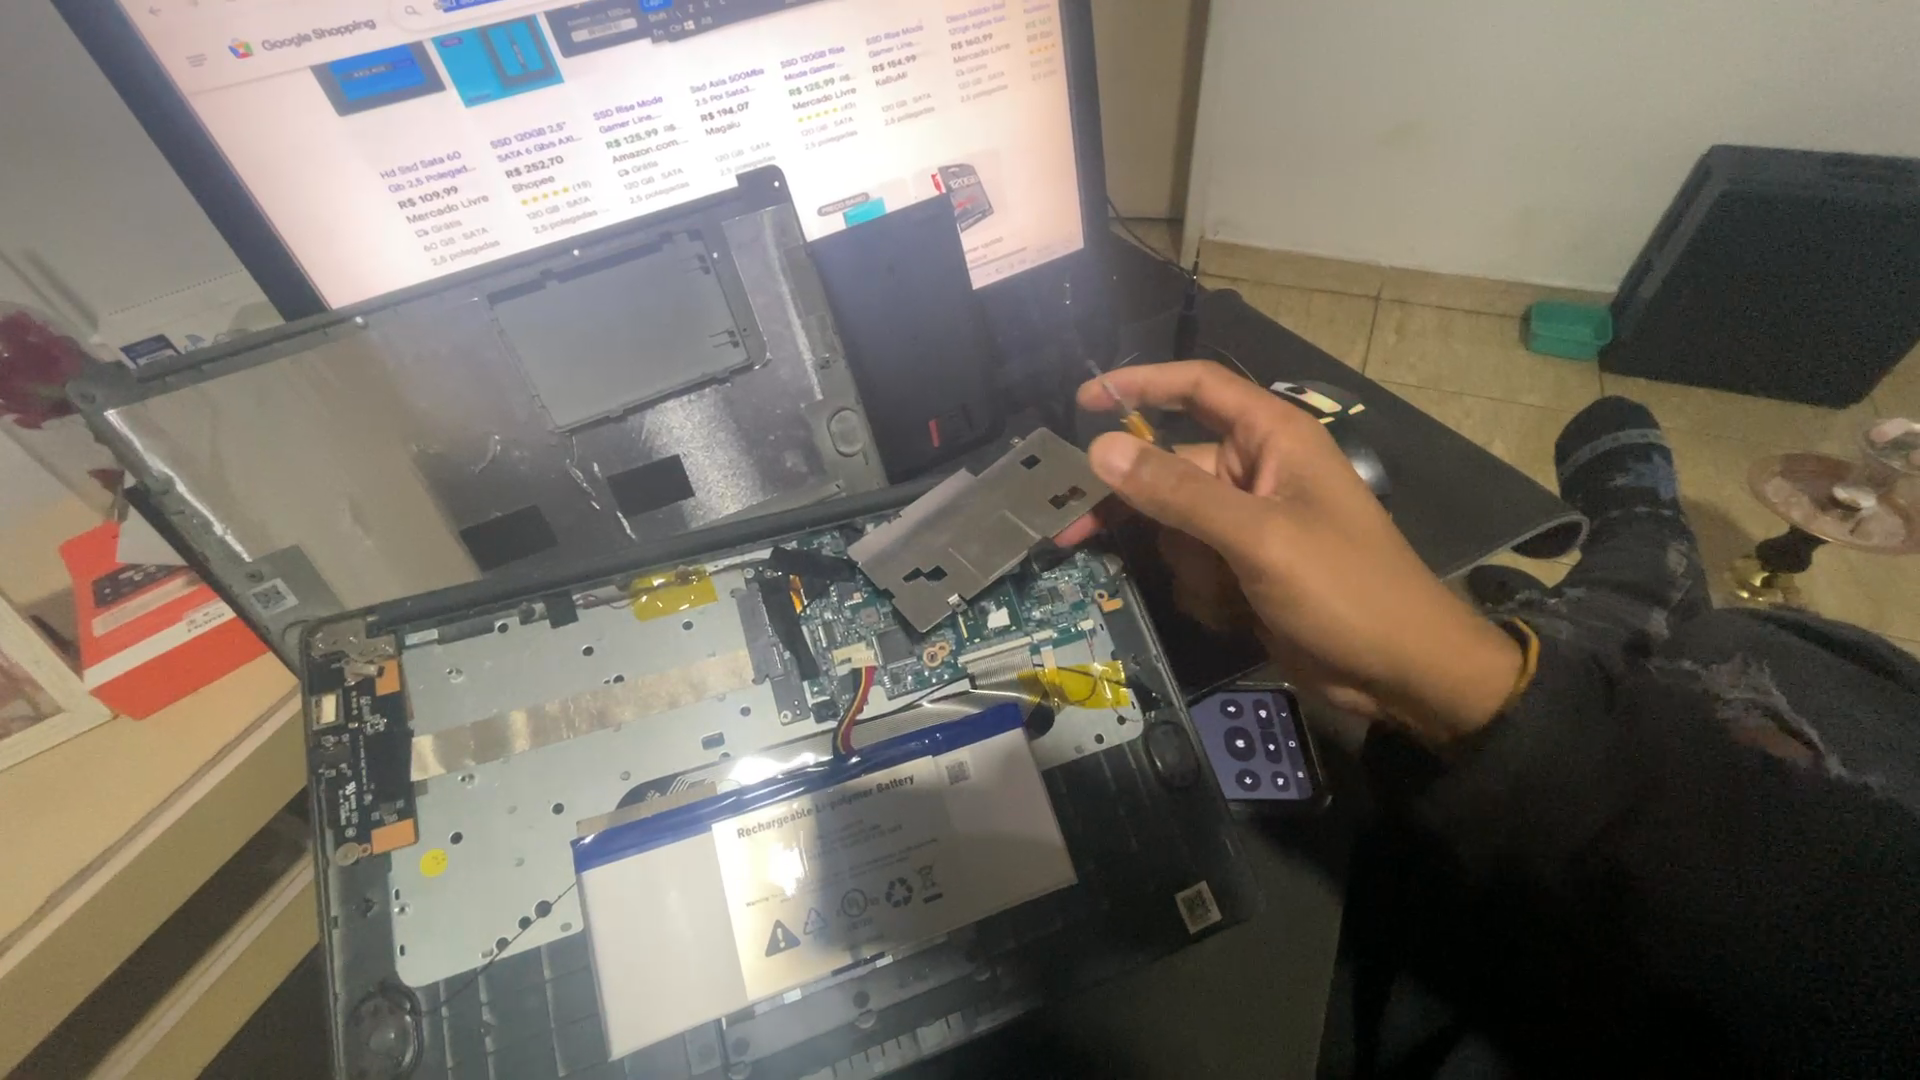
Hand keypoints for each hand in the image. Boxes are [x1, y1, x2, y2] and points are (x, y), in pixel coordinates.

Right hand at [1060, 362, 1519, 743]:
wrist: (1400, 672)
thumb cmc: (1344, 589)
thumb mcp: (1257, 536)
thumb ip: (1177, 492)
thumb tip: (1100, 449)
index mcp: (1270, 438)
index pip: (1196, 387)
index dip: (1138, 385)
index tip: (1083, 403)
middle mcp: (1253, 471)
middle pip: (1168, 470)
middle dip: (1137, 509)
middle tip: (1074, 532)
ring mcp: (1246, 523)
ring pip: (1172, 526)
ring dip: (1185, 564)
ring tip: (1225, 592)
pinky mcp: (1241, 567)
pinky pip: (1190, 565)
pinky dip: (1201, 590)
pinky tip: (1237, 612)